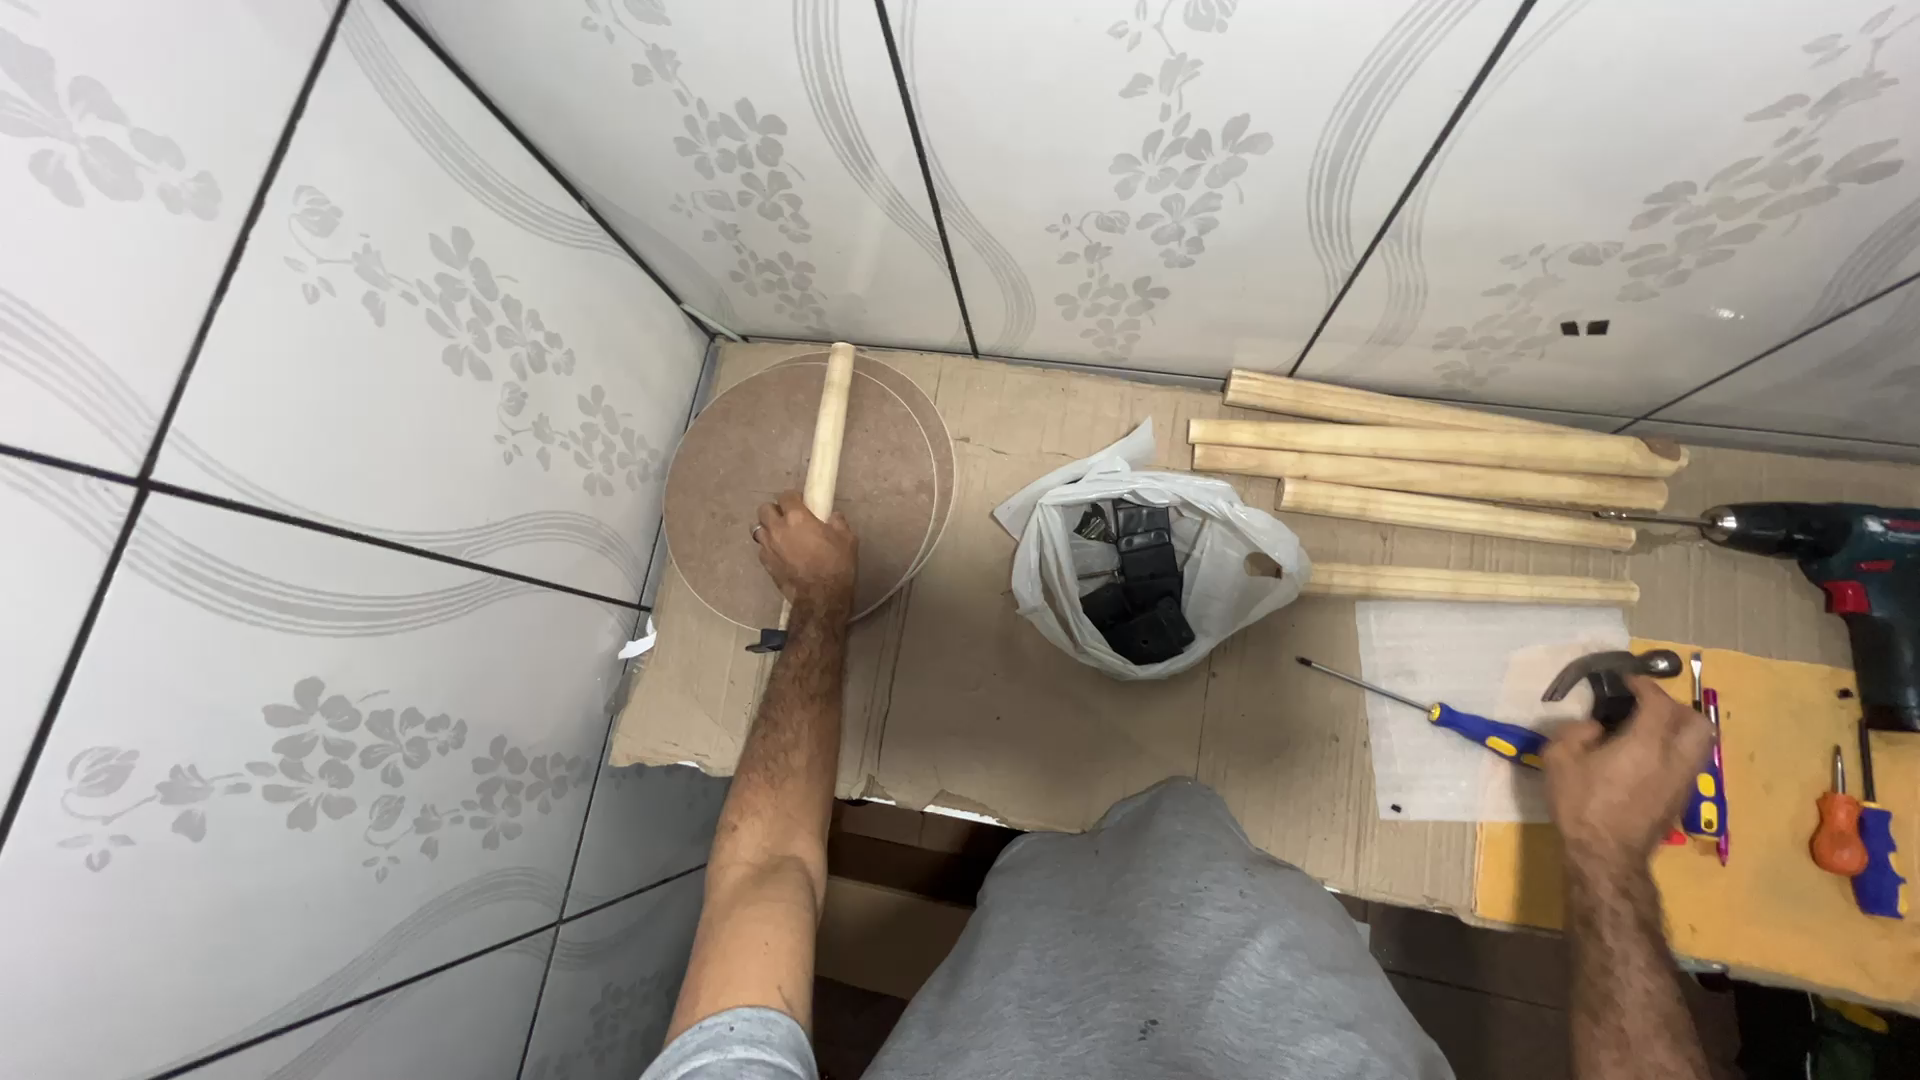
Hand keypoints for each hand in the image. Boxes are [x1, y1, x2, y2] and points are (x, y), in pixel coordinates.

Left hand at [753, 492, 856, 611]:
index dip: (793, 497)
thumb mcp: (847, 539)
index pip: (786, 496)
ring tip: (780, 535)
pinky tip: (780, 553)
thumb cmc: (836, 564)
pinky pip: (761, 548)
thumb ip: (838, 522)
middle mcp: (778, 528)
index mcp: (797, 517)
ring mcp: (768, 546)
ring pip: (758, 528)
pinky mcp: (765, 563)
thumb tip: (832, 517)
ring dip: (768, 528)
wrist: (821, 596)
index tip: (801, 502)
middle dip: (775, 510)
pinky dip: (769, 547)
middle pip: (764, 509)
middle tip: (787, 518)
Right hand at [1543, 676, 1712, 874]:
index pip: (1659, 703)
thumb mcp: (1558, 759)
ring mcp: (1684, 779)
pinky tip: (1646, 753)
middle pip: (1697, 721)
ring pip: (1701, 742)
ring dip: (1680, 727)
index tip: (1626, 681)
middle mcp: (1674, 758)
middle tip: (1645, 703)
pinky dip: (1676, 746)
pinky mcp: (1683, 796)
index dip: (1644, 686)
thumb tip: (1595, 727)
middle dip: (1674, 705)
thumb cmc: (1579, 802)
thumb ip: (1576, 733)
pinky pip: (1690, 759)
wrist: (1606, 851)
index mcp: (1644, 744)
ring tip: (1649, 727)